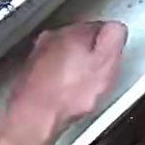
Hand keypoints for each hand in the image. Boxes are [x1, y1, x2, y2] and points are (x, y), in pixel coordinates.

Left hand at [3, 21, 127, 140]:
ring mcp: (37, 56)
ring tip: (81, 90)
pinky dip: (60, 81)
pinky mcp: (28, 74)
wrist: (34, 117)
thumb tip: (116, 28)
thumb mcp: (107, 63)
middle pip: (80, 41)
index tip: (112, 61)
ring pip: (64, 56)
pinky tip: (65, 96)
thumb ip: (114, 38)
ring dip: (74, 69)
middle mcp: (51, 39)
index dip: (110, 45)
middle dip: (91, 56)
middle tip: (99, 78)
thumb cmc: (70, 93)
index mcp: (72, 31)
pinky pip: (52, 73)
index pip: (99, 27)